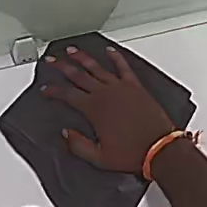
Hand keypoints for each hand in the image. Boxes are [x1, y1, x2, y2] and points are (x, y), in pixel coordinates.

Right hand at [40, 45, 176, 174]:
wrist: (160, 148)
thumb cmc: (132, 153)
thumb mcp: (99, 157)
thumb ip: (79, 145)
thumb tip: (67, 134)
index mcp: (94, 109)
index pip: (68, 95)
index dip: (54, 91)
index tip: (46, 89)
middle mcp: (105, 94)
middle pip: (78, 75)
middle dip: (62, 66)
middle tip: (52, 60)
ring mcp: (121, 88)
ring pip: (97, 67)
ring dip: (83, 57)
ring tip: (72, 50)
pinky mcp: (135, 87)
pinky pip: (123, 67)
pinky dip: (115, 58)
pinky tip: (109, 51)